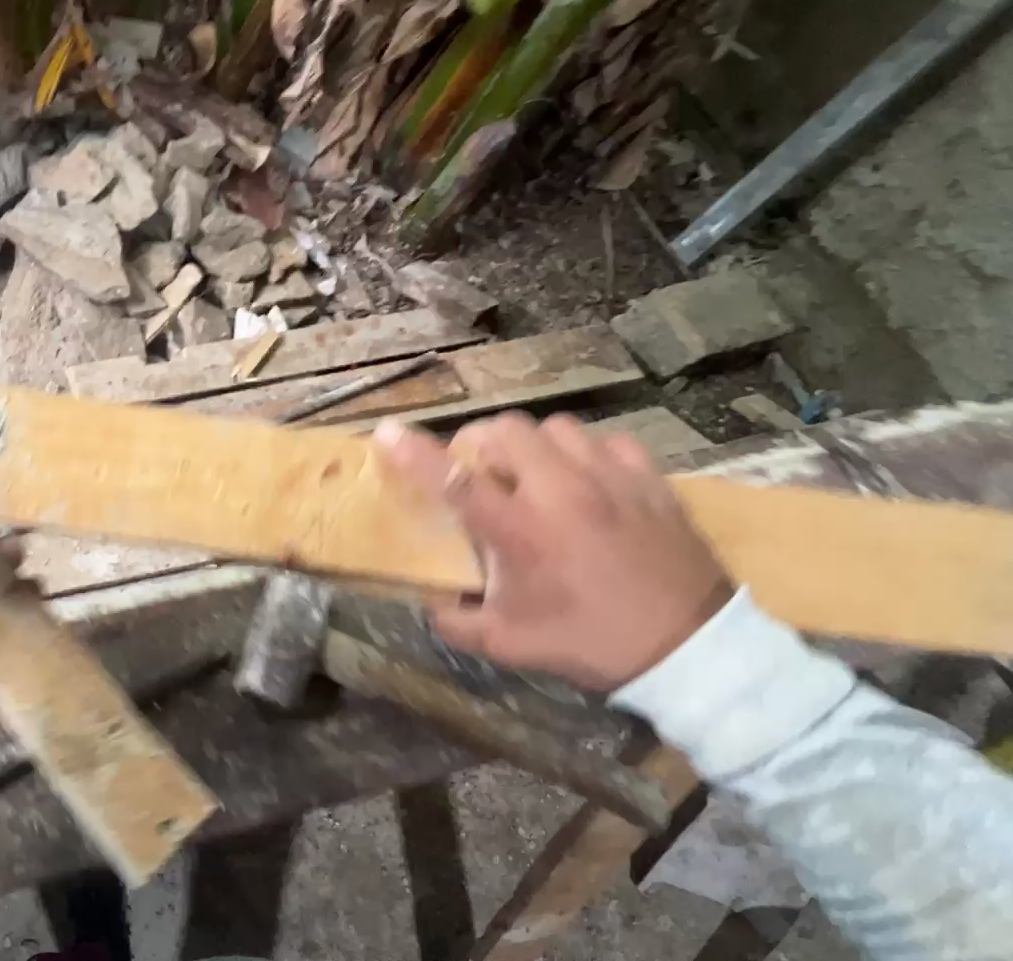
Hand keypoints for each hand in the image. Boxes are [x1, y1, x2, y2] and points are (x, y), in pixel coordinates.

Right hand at [375, 413, 734, 690]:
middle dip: (479, 444)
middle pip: (503, 431)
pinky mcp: (650, 480)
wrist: (694, 652)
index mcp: (519, 531)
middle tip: (480, 473)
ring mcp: (610, 479)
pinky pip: (605, 441)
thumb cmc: (589, 643)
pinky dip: (584, 453)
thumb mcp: (507, 644)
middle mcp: (561, 492)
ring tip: (533, 474)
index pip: (453, 479)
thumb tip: (427, 600)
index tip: (386, 432)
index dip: (413, 452)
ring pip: (553, 427)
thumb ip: (453, 620)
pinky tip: (585, 480)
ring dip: (531, 446)